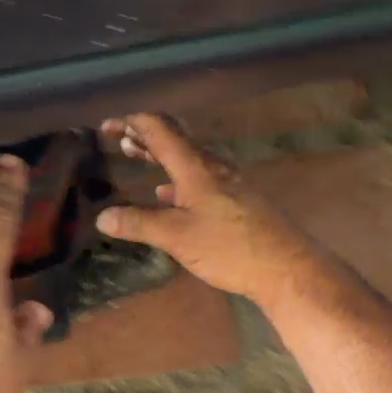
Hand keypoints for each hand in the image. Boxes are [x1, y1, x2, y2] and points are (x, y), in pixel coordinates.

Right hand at [94, 113, 327, 298]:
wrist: (289, 269)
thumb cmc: (231, 247)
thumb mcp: (176, 236)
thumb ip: (138, 223)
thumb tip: (102, 217)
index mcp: (195, 167)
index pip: (159, 129)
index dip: (132, 122)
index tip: (106, 127)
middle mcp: (211, 167)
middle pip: (174, 139)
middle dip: (143, 136)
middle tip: (116, 138)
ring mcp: (227, 183)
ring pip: (186, 158)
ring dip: (158, 154)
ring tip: (135, 156)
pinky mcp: (235, 201)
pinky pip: (197, 176)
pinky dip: (174, 175)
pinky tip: (166, 193)